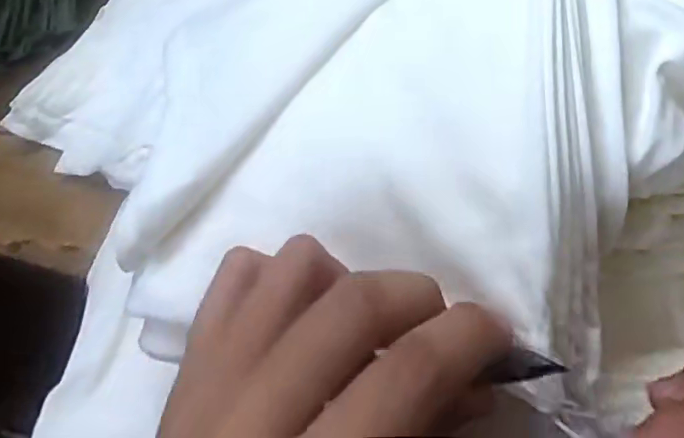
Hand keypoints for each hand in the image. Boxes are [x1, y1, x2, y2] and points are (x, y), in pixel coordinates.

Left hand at [159, 235, 513, 437]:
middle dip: (416, 297)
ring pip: (291, 268)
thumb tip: (471, 381)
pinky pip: (237, 275)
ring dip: (345, 280)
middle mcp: (251, 417)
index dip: (464, 340)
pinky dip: (279, 280)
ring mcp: (207, 381)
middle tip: (443, 322)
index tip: (497, 328)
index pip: (404, 376)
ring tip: (365, 328)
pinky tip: (302, 320)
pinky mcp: (186, 363)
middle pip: (351, 307)